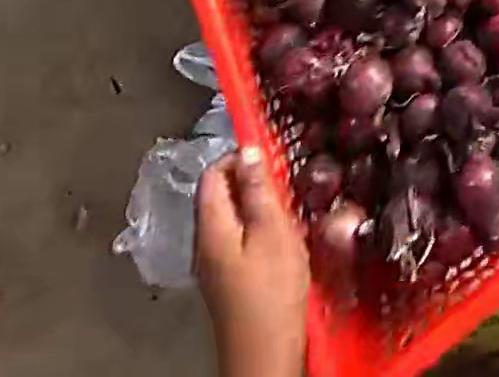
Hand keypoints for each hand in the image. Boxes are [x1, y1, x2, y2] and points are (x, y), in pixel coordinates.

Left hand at [196, 146, 309, 376]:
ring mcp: (216, 259)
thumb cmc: (272, 286)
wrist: (264, 349)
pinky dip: (260, 218)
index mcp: (211, 227)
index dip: (239, 155)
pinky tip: (286, 222)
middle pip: (221, 192)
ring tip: (292, 192)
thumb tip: (248, 150)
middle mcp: (205, 240)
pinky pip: (241, 231)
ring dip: (260, 197)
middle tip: (288, 169)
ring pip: (233, 212)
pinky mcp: (231, 272)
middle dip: (252, 175)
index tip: (273, 149)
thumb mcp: (272, 230)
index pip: (212, 175)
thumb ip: (259, 190)